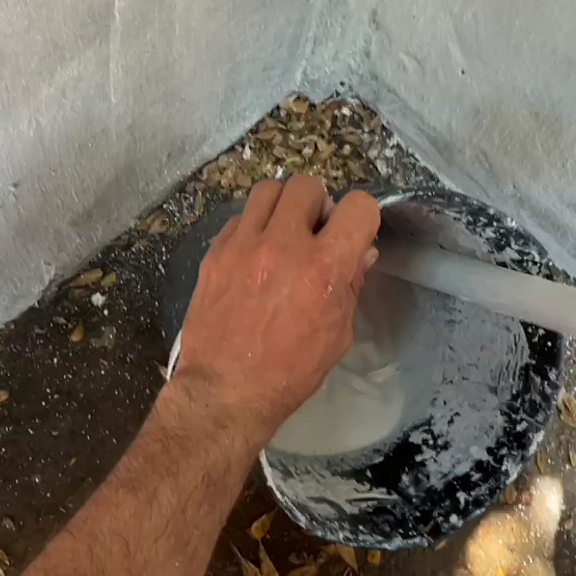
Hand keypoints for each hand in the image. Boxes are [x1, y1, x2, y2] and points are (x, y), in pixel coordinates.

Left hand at [174, 176, 380, 443]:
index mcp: (322, 269)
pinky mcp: (215, 253)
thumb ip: (350, 285)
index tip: (352, 234)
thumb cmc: (289, 372)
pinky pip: (239, 217)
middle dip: (317, 205)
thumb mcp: (337, 335)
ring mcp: (243, 246)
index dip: (361, 217)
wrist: (225, 391)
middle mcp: (282, 246)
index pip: (357, 206)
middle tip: (313, 232)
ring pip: (268, 189)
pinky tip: (254, 254)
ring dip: (282, 206)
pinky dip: (253, 227)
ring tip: (282, 233)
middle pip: (307, 184)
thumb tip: (359, 252)